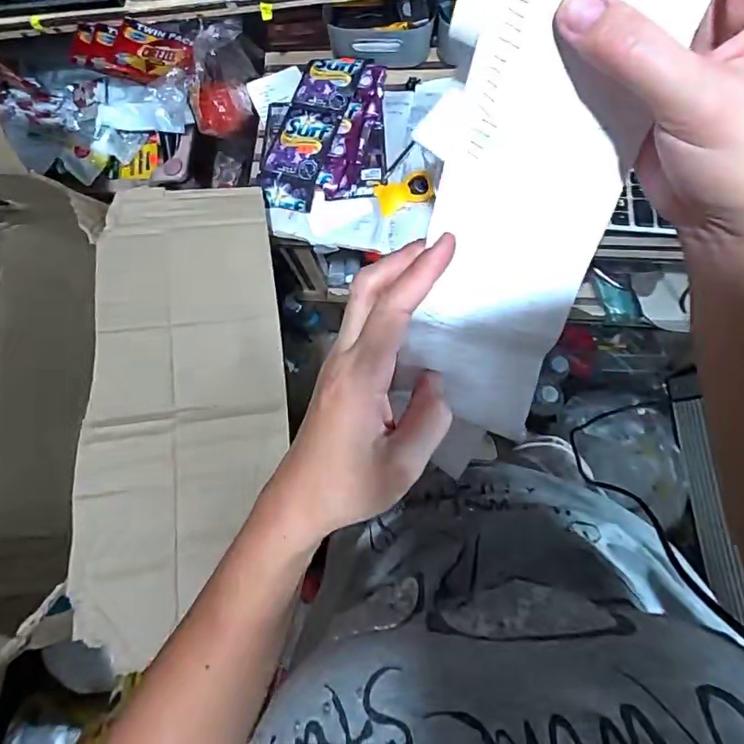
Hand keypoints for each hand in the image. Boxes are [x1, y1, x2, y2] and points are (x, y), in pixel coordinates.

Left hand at [263, 235, 456, 541]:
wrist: (298, 499)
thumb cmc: (348, 486)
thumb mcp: (403, 466)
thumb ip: (429, 419)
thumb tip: (435, 380)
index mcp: (362, 377)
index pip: (393, 311)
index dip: (420, 274)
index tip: (446, 245)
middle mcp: (345, 358)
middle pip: (366, 290)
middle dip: (400, 259)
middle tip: (436, 244)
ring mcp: (338, 360)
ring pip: (361, 301)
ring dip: (392, 275)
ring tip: (427, 265)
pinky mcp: (339, 369)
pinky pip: (364, 321)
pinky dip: (388, 300)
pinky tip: (410, 309)